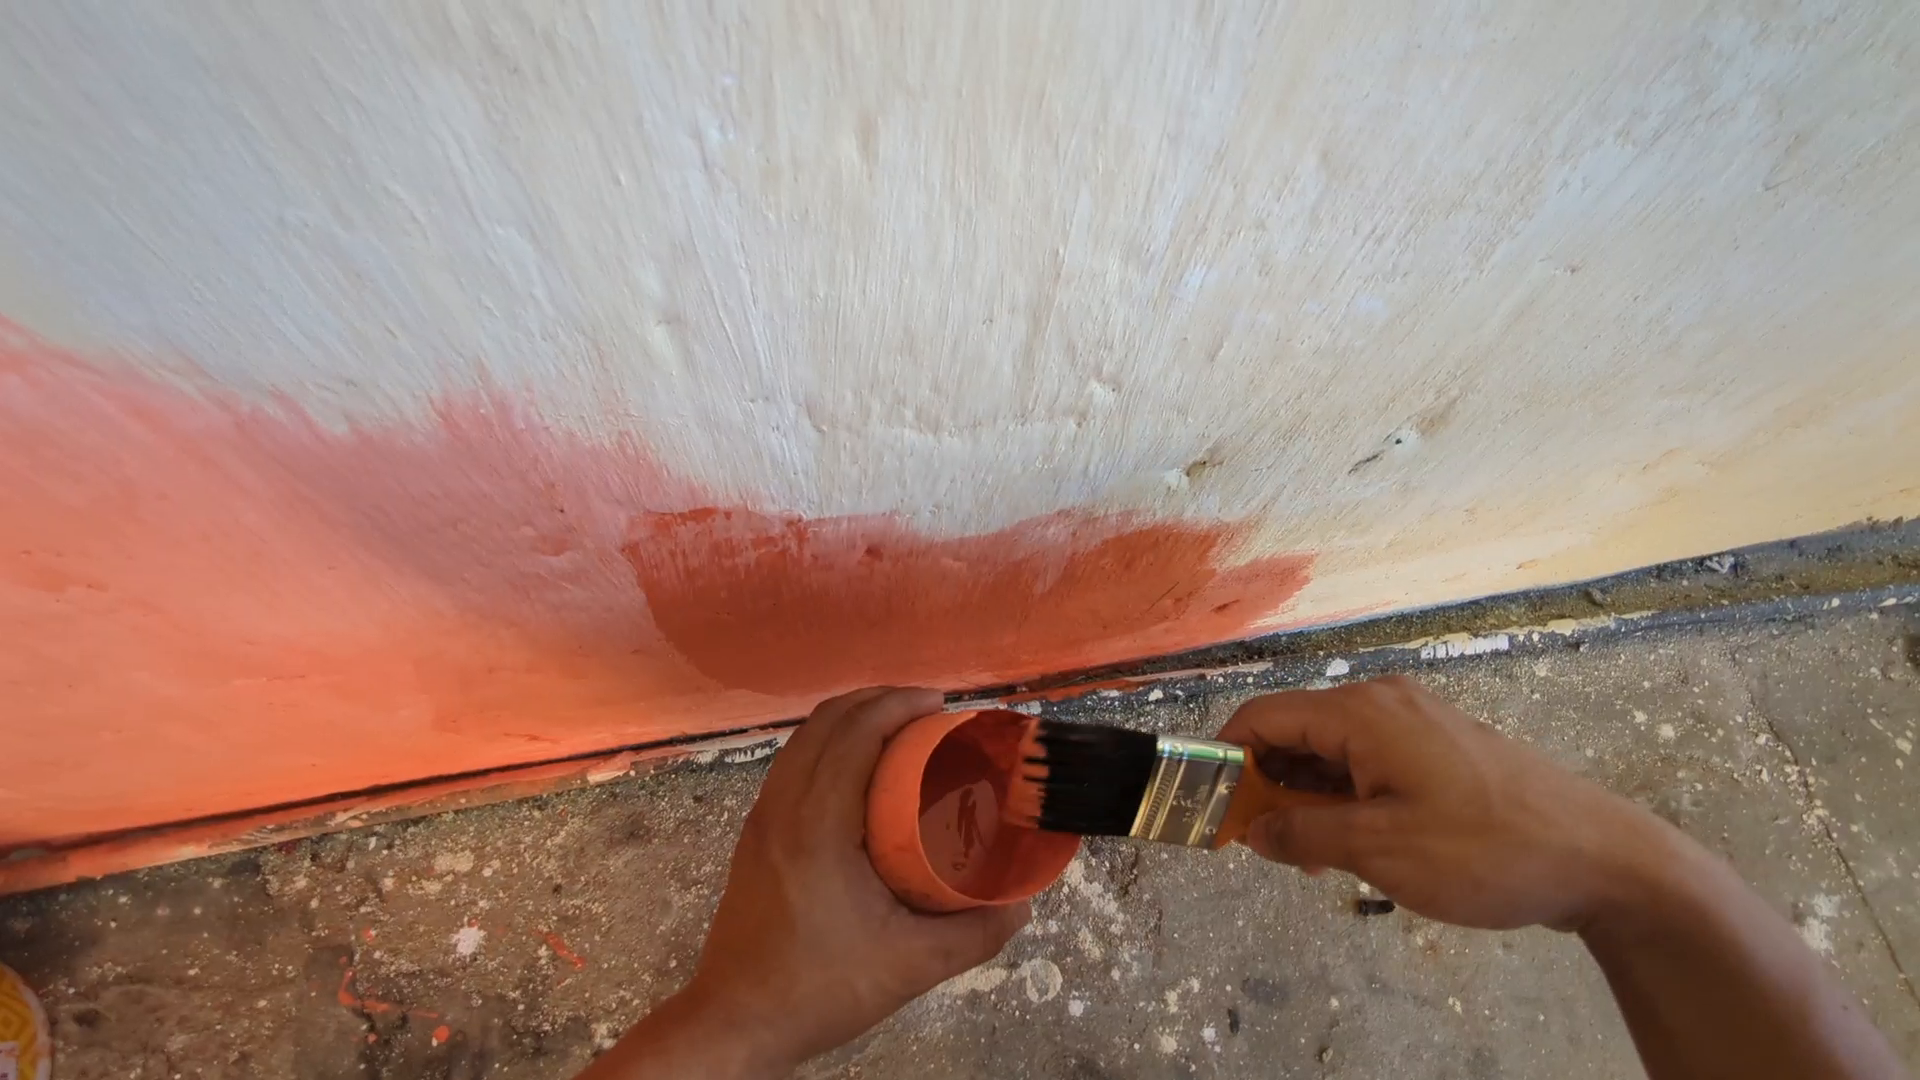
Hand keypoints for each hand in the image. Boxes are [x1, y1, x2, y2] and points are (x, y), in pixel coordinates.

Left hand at [589, 687, 1029, 1077]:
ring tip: (898, 726)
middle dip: (880, 699)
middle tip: (928, 711)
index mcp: (818, 823)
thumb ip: (974, 935)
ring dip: (852, 715)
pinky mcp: (755, 828)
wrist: (736, 1022)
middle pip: (828, 719)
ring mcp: (763, 813)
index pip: (856, 733)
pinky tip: (857, 763)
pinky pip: (794, 757)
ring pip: (805, 734)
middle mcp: (784, 803)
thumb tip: (1022, 903)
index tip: (941, 706)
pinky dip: (828, 738)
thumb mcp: (910, 967)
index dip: (899, 704)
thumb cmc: (820, 987)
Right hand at [1216, 676, 1664, 930]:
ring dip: (1307, 794)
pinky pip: (1365, 758)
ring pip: (1328, 747)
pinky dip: (1343, 792)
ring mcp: (1411, 719)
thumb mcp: (1381, 849)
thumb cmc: (1486, 850)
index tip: (1210, 802)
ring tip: (1314, 852)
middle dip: (1269, 783)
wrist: (1612, 862)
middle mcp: (1380, 700)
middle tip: (1268, 842)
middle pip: (1293, 730)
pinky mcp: (1434, 742)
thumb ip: (1302, 832)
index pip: (1261, 716)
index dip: (1226, 756)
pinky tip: (1355, 836)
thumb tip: (1248, 829)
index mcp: (1360, 711)